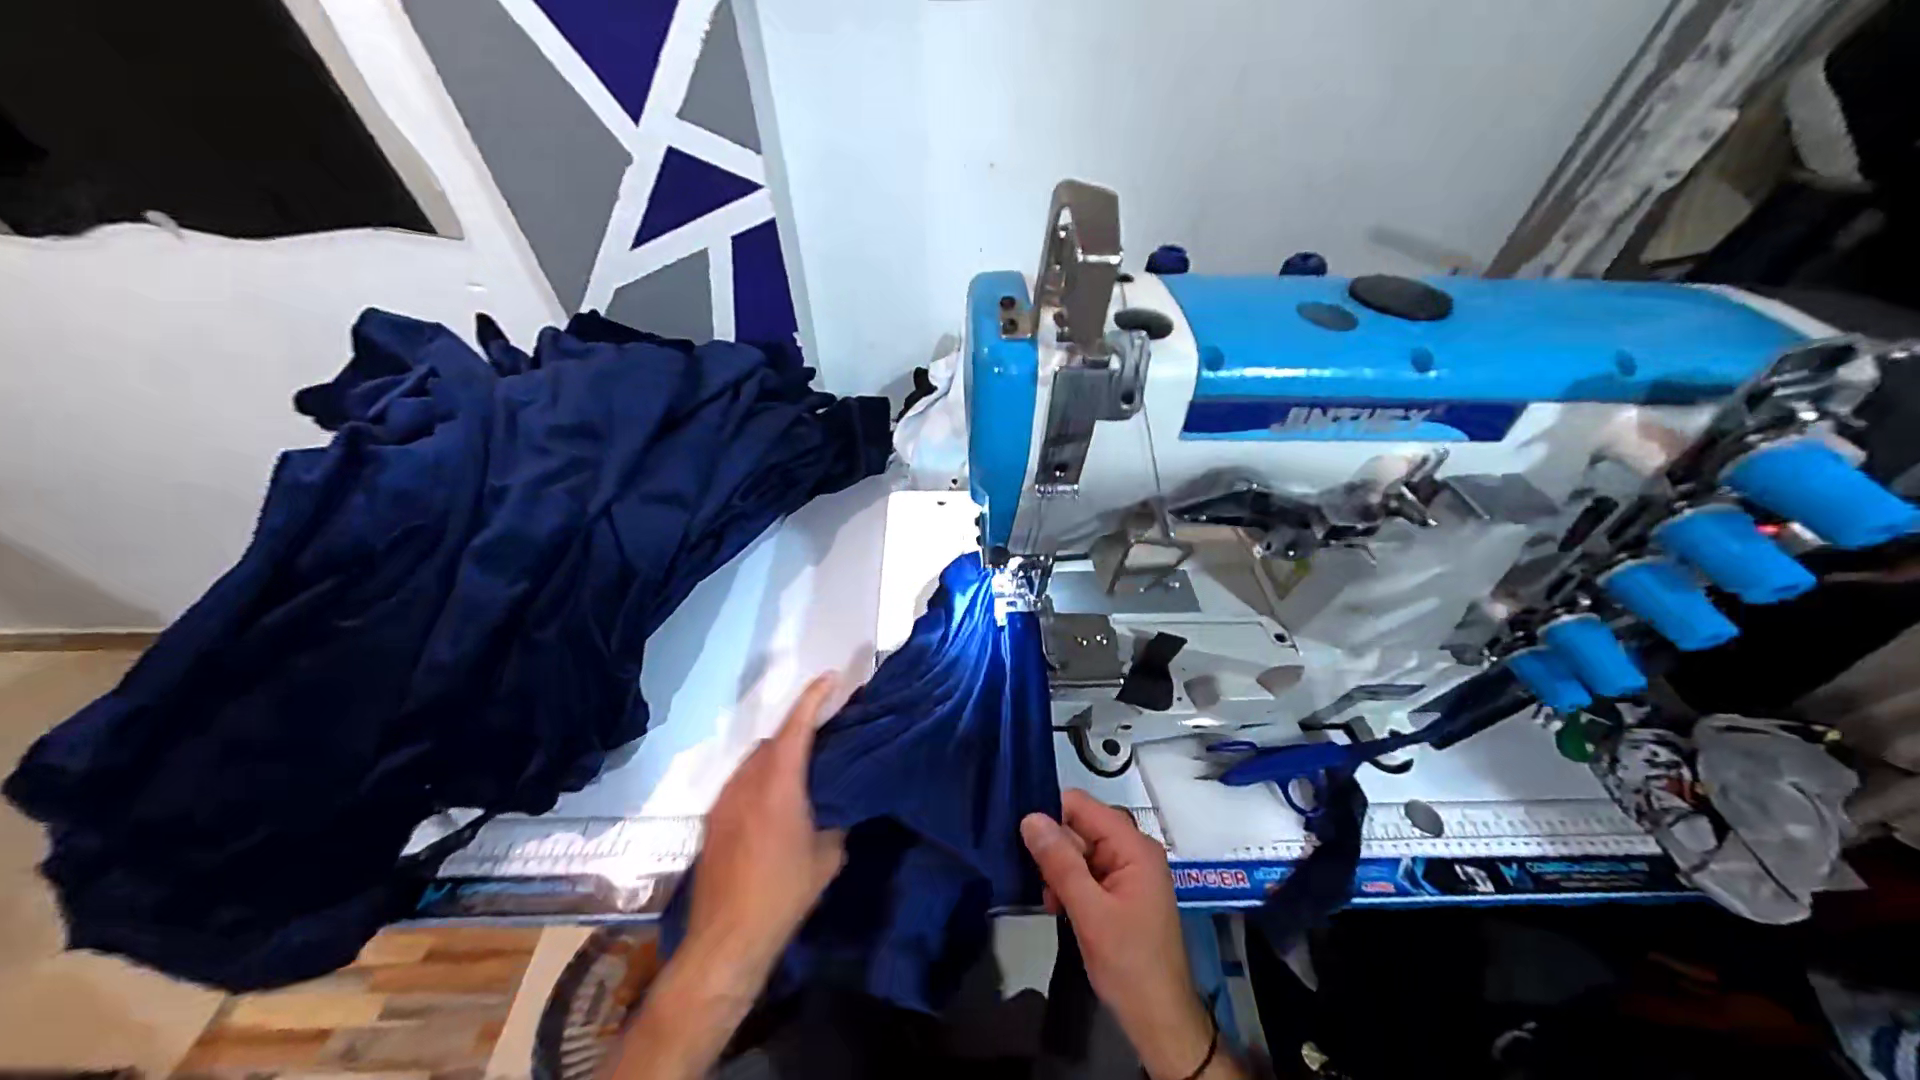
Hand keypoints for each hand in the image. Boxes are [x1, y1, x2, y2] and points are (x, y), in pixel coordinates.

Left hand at [609, 678, 847, 1079]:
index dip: (813, 697)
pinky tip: (776, 805)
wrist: (726, 939)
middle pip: (775, 741)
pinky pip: (741, 783)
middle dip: (799, 731)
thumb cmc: (784, 895)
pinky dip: (762, 779)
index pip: (797, 727)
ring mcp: (725, 800)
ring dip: (779, 757)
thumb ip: (836, 818)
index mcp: (779, 785)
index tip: (830, 677)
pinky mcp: (713, 820)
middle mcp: (747, 783)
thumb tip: (841, 803)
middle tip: (826, 738)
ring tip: (803, 773)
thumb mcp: (828, 856)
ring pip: (755, 761)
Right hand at [1022, 790, 1233, 1079]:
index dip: (1050, 815)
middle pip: (1080, 826)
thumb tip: (1030, 818)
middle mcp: (1133, 850)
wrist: (1159, 1020)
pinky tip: (1060, 907)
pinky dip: (1069, 884)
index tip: (1023, 839)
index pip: (1082, 805)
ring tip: (1051, 902)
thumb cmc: (1128, 964)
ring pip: (1080, 849)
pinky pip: (1087, 870)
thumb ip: (1059, 862)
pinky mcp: (1121, 890)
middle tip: (1040, 883)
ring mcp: (1128, 870)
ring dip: (1060, 870)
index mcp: (1133, 846)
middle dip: (1054, 849)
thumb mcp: (1089, 912)